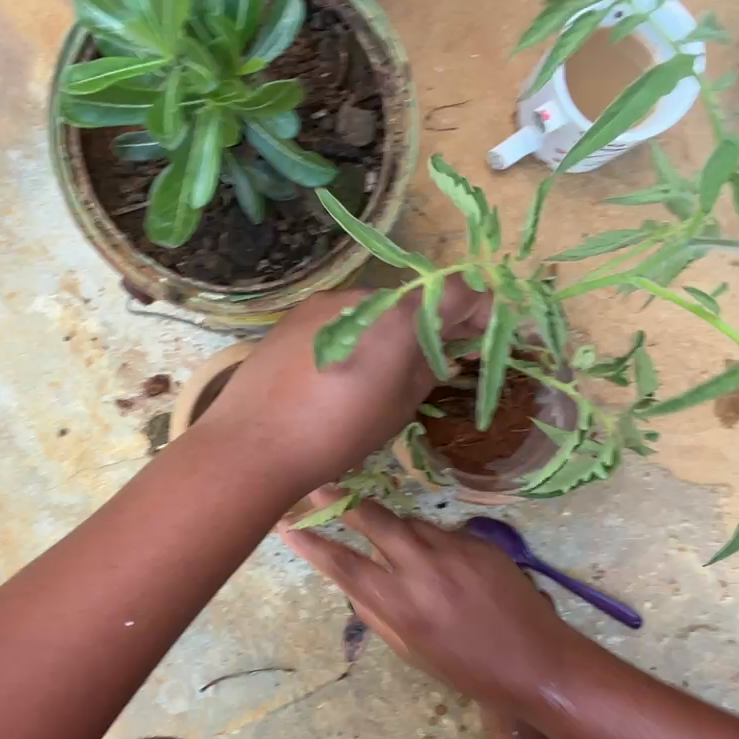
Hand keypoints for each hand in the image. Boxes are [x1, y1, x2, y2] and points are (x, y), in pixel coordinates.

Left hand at [190, 285, 487, 494]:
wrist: (252, 445)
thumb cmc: (337, 434)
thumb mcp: (398, 407)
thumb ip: (429, 367)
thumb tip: (443, 349)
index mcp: (399, 316)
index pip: (457, 293)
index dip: (480, 311)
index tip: (486, 335)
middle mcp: (362, 296)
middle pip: (414, 299)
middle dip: (435, 324)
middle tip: (442, 359)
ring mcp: (323, 304)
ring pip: (375, 310)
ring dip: (393, 331)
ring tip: (385, 374)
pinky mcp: (293, 318)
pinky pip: (342, 319)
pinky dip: (358, 336)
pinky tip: (344, 373)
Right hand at [280, 494, 588, 707]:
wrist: (539, 663)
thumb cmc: (469, 670)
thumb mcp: (412, 652)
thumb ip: (376, 613)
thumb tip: (352, 583)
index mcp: (401, 603)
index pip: (343, 564)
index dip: (312, 544)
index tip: (289, 527)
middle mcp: (423, 567)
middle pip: (374, 518)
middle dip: (344, 501)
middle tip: (322, 487)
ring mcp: (455, 548)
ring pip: (410, 523)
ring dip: (395, 529)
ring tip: (397, 548)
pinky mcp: (480, 541)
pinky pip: (442, 532)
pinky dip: (432, 542)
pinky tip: (443, 566)